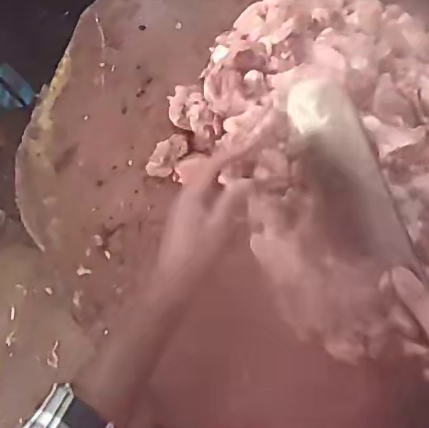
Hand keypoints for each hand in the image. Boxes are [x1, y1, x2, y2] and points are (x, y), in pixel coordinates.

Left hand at [152, 151, 251, 294]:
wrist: (173, 282)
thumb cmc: (196, 254)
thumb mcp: (219, 226)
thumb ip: (233, 200)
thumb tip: (247, 179)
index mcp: (193, 192)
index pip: (214, 163)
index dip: (235, 152)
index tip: (254, 145)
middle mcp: (187, 195)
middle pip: (211, 172)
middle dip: (233, 163)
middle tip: (255, 159)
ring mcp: (186, 208)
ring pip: (211, 187)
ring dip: (230, 181)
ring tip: (251, 178)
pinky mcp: (189, 221)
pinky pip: (210, 200)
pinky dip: (225, 197)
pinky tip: (238, 207)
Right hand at [389, 267, 428, 399]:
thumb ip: (414, 296)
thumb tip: (394, 268)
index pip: (420, 274)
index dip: (401, 280)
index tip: (384, 294)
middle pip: (415, 305)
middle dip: (407, 321)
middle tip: (412, 333)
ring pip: (420, 334)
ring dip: (416, 347)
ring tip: (424, 358)